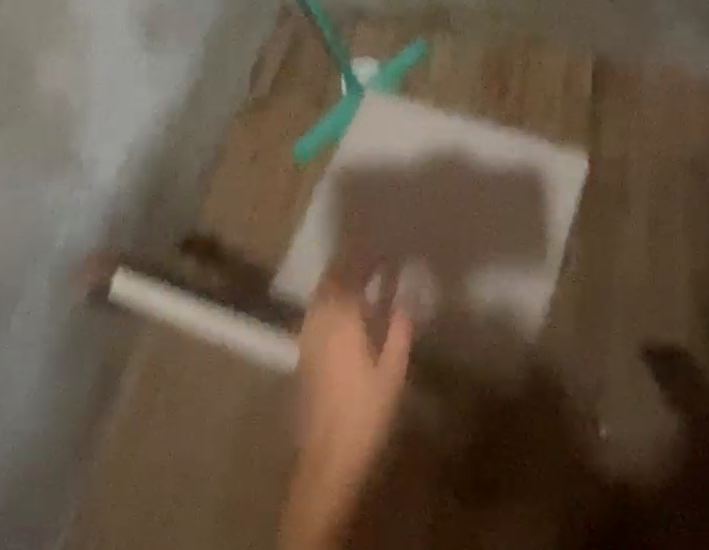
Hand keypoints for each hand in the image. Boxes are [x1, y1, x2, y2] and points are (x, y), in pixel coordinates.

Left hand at [295, 279, 413, 482]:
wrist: (329, 454)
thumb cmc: (366, 412)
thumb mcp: (394, 370)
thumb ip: (400, 329)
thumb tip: (406, 299)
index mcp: (342, 321)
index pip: (350, 277)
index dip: (367, 262)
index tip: (386, 255)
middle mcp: (318, 322)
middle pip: (329, 283)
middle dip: (348, 268)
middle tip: (373, 263)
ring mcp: (306, 339)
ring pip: (319, 298)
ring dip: (337, 284)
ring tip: (361, 283)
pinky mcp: (302, 356)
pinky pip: (315, 315)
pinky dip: (329, 304)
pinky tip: (346, 314)